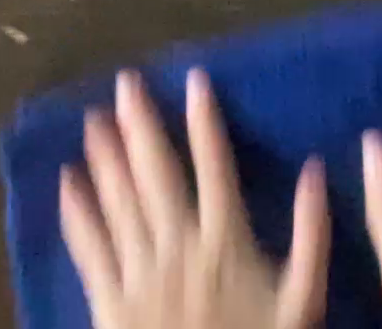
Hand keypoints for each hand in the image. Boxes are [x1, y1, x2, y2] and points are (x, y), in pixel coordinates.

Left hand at [60, 69, 329, 328]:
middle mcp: (178, 244)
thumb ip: (312, 232)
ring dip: (106, 158)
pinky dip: (76, 215)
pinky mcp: (109, 302)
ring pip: (119, 204)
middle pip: (157, 174)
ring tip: (93, 118)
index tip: (195, 80)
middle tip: (125, 84)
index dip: (205, 121)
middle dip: (141, 126)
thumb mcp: (303, 295)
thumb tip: (315, 169)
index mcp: (225, 237)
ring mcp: (139, 273)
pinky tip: (65, 183)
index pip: (215, 165)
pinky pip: (90, 251)